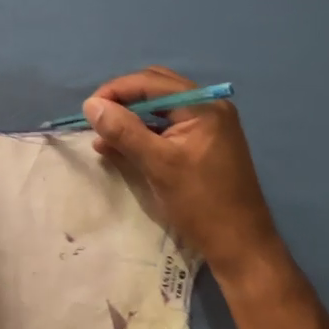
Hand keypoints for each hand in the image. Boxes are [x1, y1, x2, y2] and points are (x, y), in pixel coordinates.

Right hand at [83, 67, 277, 278]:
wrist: (241, 246)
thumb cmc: (201, 204)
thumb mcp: (158, 165)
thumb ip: (124, 131)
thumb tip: (91, 105)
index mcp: (203, 105)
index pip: (150, 82)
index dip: (115, 91)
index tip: (88, 111)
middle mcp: (208, 107)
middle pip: (155, 89)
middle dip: (123, 101)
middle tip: (96, 120)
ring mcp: (207, 126)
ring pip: (159, 108)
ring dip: (130, 118)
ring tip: (103, 137)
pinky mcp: (202, 144)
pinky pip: (167, 127)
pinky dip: (143, 133)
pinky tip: (120, 147)